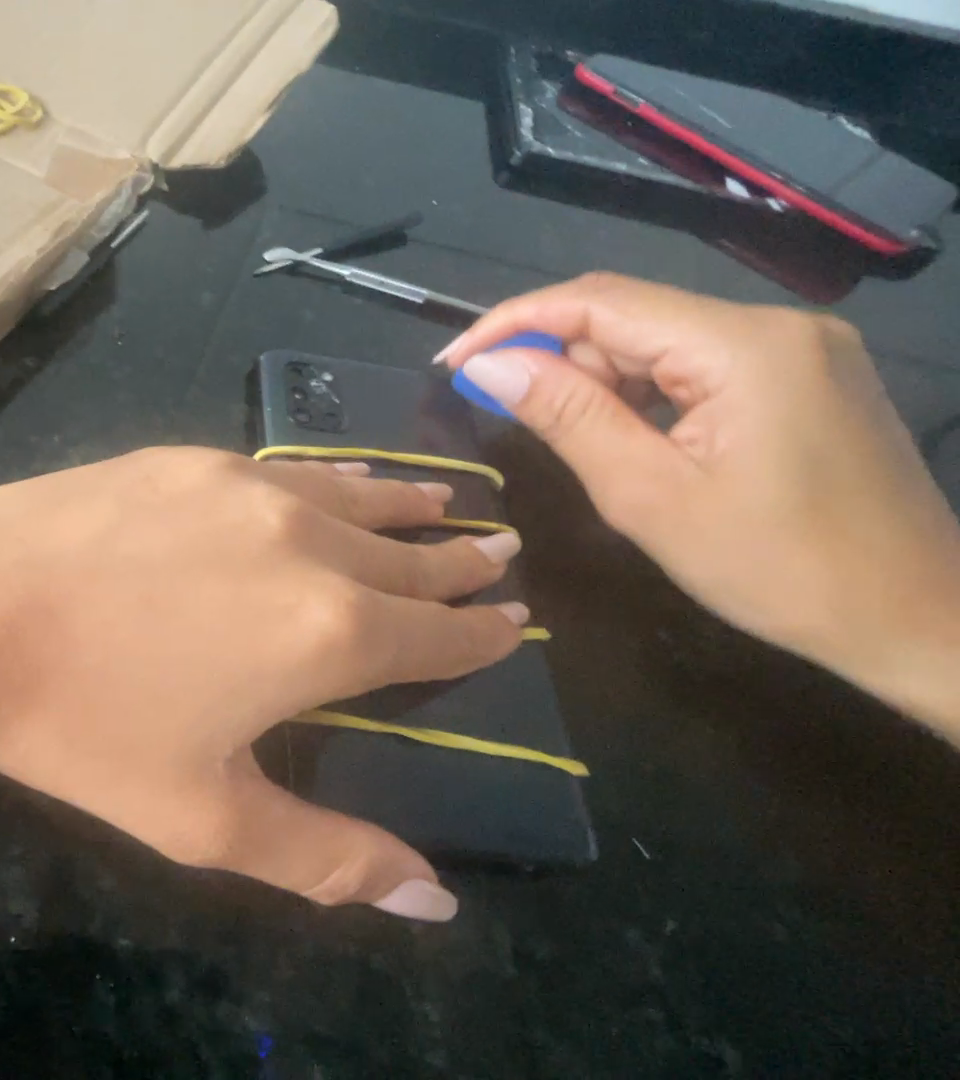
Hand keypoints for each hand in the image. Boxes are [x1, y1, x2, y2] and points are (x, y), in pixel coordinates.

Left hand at [0, 448, 528, 920]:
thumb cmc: (74, 722)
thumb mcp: (200, 817)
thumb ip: (324, 859)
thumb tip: (435, 900)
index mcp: (328, 633)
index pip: (437, 635)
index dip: (481, 635)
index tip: (514, 621)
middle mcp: (303, 542)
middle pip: (405, 556)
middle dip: (455, 564)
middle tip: (496, 554)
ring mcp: (237, 486)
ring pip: (349, 496)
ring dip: (401, 505)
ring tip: (441, 505)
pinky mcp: (177, 459)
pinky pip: (278, 470)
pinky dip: (322, 481)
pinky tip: (319, 487)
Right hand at [440, 274, 959, 730]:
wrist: (911, 614)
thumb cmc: (773, 565)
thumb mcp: (645, 493)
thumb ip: (564, 416)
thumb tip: (486, 367)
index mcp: (743, 346)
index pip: (598, 302)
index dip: (511, 323)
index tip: (450, 364)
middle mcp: (775, 326)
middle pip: (628, 317)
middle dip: (553, 359)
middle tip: (501, 416)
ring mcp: (795, 349)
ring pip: (656, 341)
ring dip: (594, 382)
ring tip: (574, 445)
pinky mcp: (799, 377)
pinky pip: (691, 365)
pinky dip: (637, 394)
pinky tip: (625, 440)